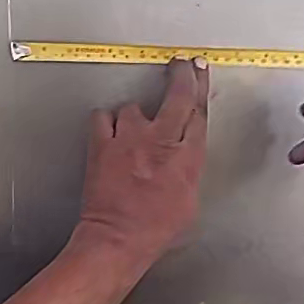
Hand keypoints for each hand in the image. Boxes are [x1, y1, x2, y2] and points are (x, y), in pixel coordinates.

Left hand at [75, 58, 209, 267]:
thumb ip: (188, 168)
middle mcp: (160, 142)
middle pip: (178, 94)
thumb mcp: (189, 201)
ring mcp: (129, 140)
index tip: (201, 76)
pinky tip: (109, 130)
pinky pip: (103, 116)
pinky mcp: (102, 145)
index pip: (199, 112)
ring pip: (133, 106)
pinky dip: (106, 120)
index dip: (201, 90)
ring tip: (131, 130)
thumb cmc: (153, 229)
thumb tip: (184, 155)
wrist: (118, 239)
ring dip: (134, 114)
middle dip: (182, 75)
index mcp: (187, 157)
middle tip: (181, 64)